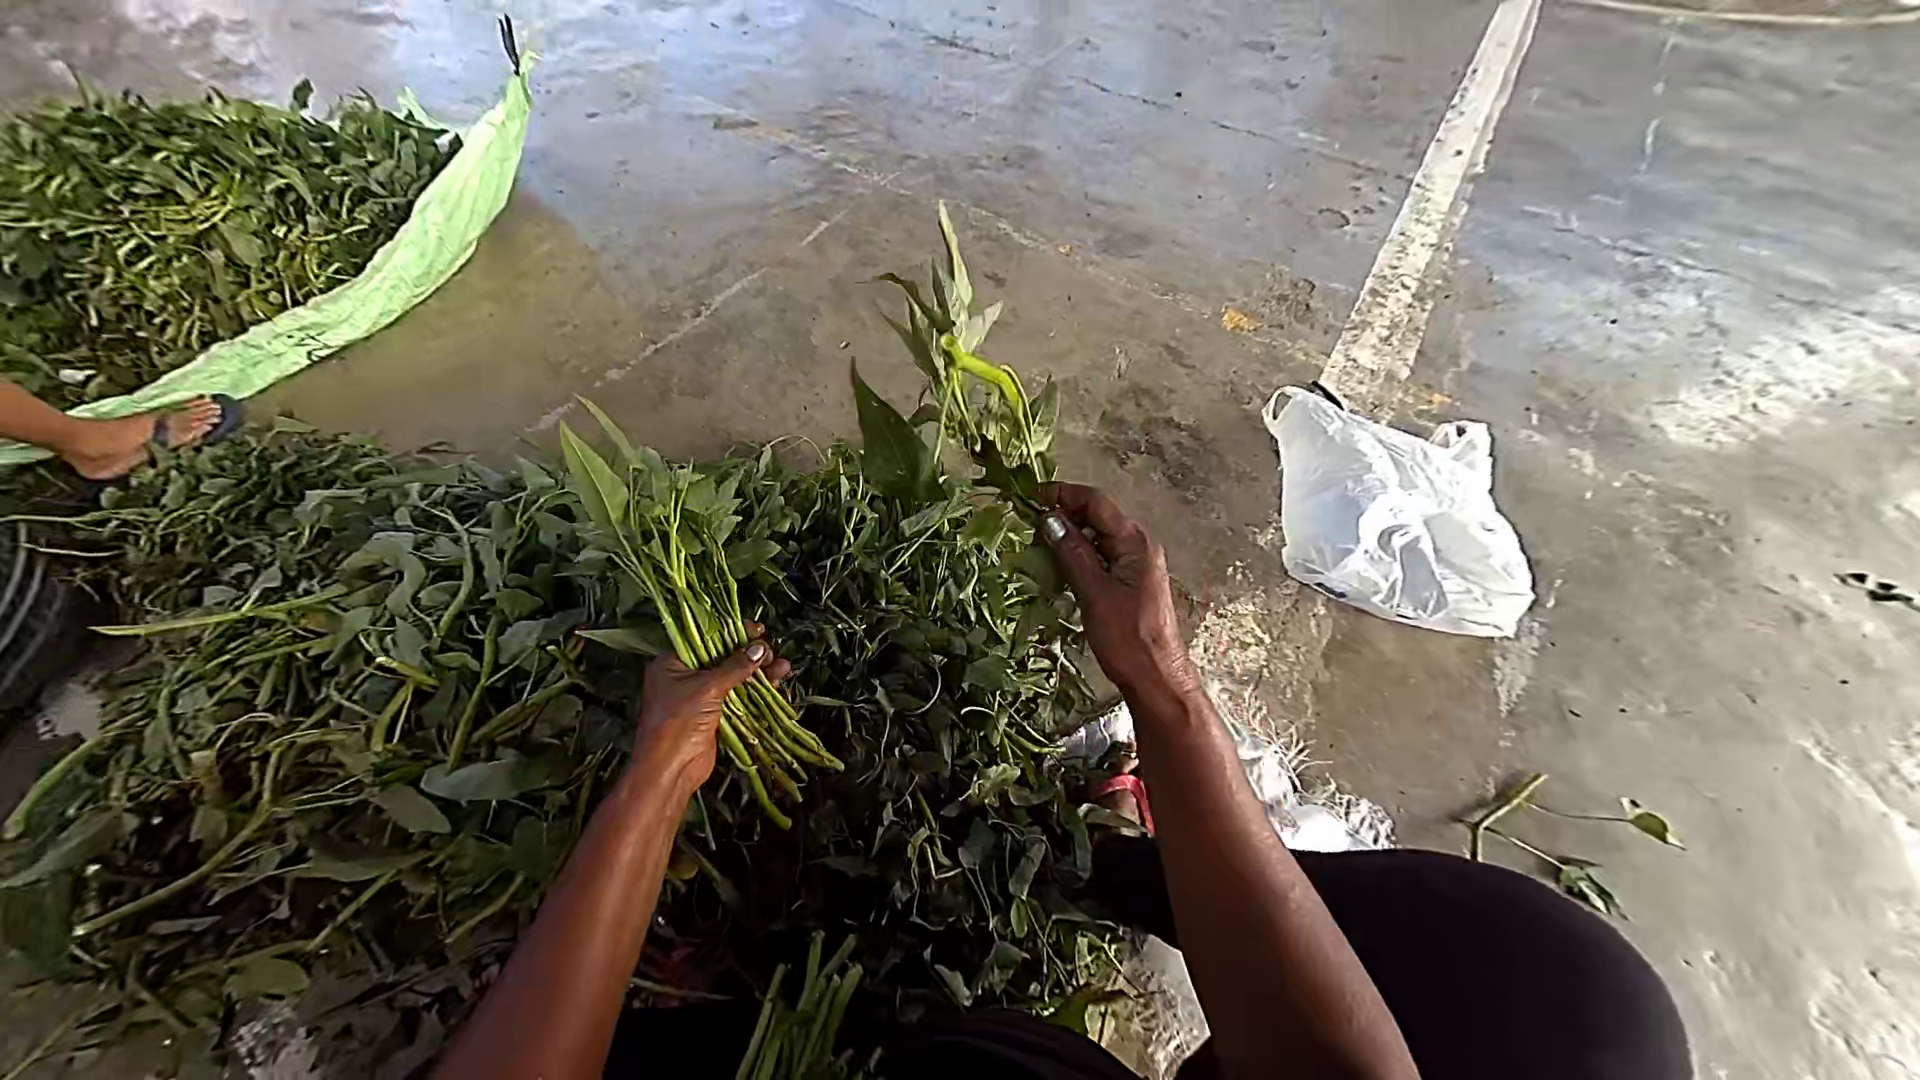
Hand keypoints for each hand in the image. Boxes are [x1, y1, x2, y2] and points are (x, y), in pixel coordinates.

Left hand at [632, 624, 790, 799]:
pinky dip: (756, 689)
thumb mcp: (707, 687)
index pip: (706, 637)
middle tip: (771, 652)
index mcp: (673, 662)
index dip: (733, 631)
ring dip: (759, 672)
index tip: (758, 629)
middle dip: (750, 653)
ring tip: (783, 667)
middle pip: (724, 656)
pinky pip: (738, 695)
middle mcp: (685, 675)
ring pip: (735, 676)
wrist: (669, 770)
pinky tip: (776, 682)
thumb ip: (735, 666)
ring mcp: (700, 695)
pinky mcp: (713, 713)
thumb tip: (760, 648)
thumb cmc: (678, 722)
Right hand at [1036, 483, 1200, 716]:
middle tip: (1028, 522)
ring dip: (1068, 536)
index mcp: (1135, 542)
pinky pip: (1099, 557)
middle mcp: (1138, 546)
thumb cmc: (1127, 638)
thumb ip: (1072, 552)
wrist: (1155, 678)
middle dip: (1063, 514)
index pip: (1096, 502)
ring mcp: (1134, 564)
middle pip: (1097, 516)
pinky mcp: (1128, 582)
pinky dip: (1077, 555)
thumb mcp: (1094, 592)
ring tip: (1036, 542)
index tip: (1031, 497)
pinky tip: (1057, 565)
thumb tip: (1049, 520)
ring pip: (1096, 537)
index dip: (1062, 494)